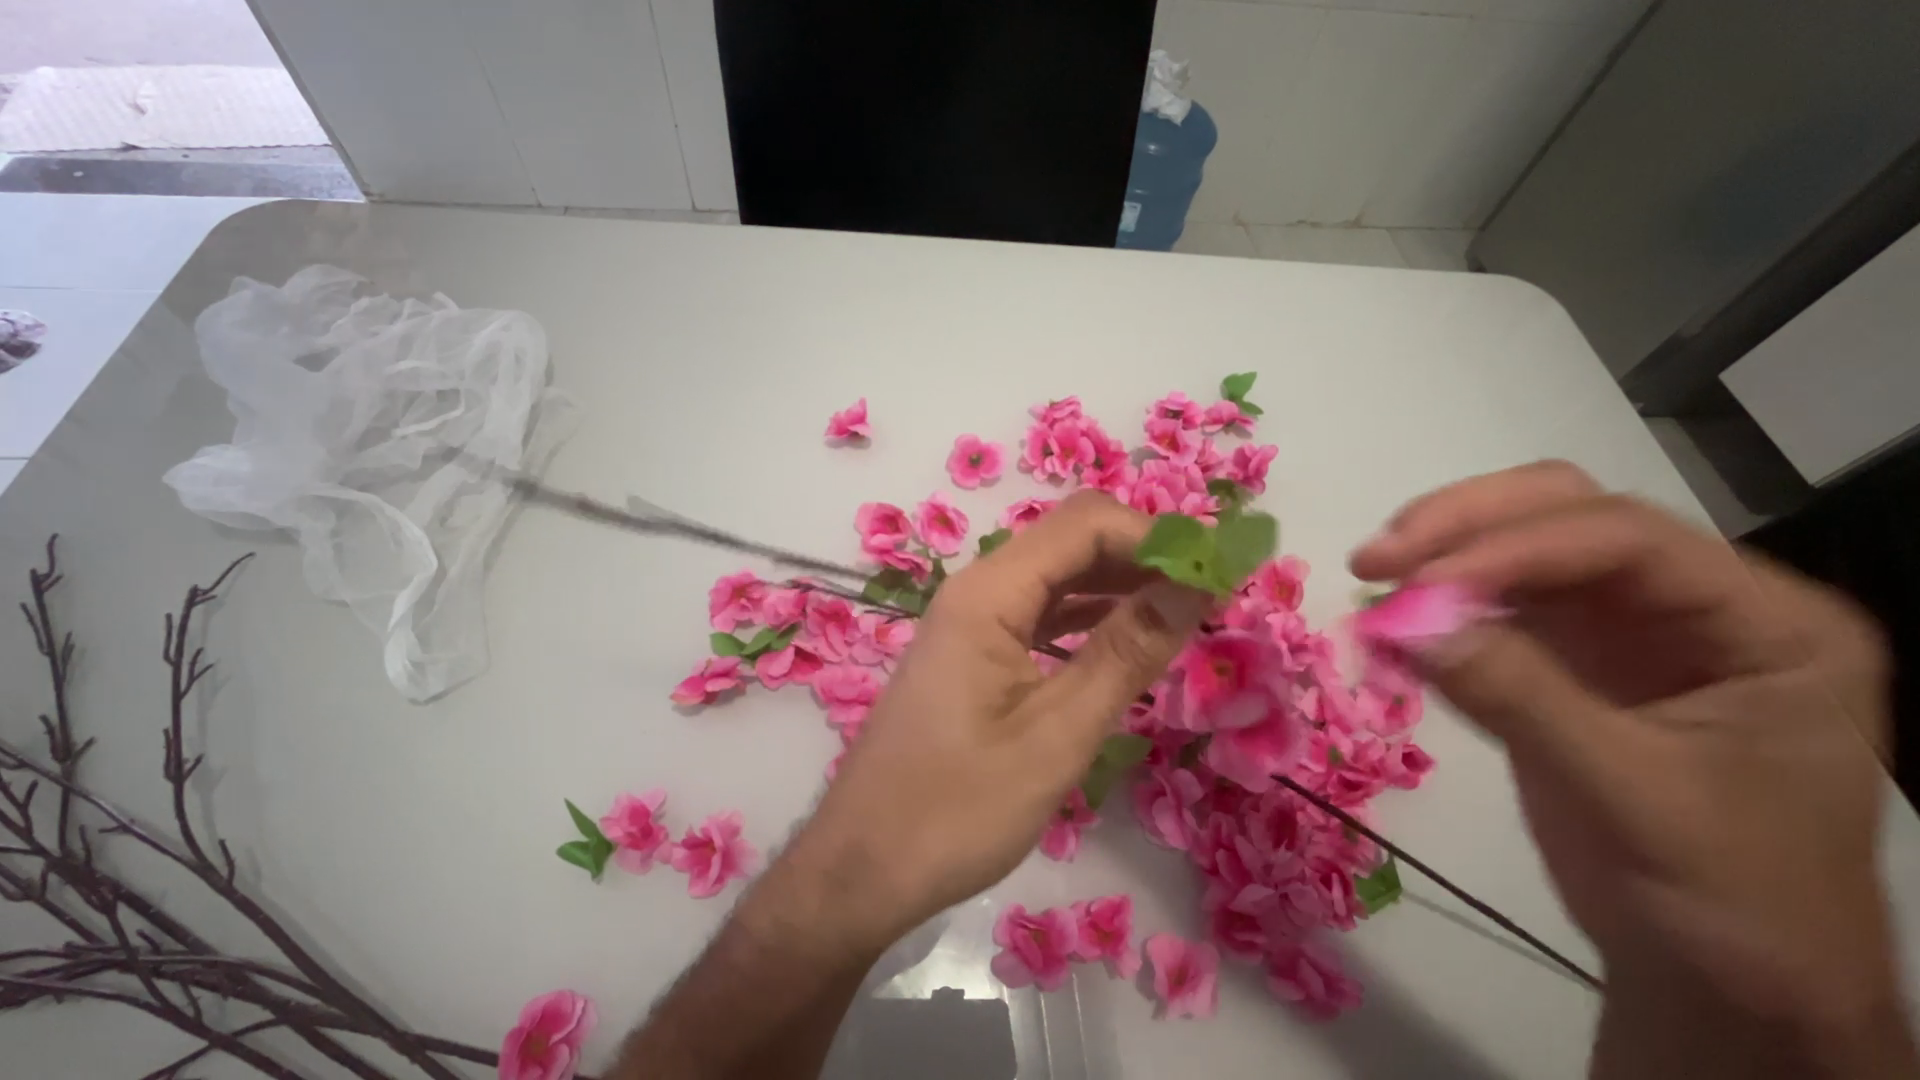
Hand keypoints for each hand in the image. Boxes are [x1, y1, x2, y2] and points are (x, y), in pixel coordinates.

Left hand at [785, 492, 1210, 953]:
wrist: (864, 866)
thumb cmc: (957, 808)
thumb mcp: (1057, 735)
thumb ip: (1126, 653)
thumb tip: (1195, 586)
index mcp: (989, 594)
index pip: (1087, 524)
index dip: (1158, 537)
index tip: (1221, 575)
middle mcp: (977, 591)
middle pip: (1071, 541)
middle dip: (1144, 557)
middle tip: (1214, 597)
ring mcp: (971, 623)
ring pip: (1058, 577)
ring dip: (1121, 586)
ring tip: (1188, 616)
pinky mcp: (973, 655)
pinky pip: (1040, 615)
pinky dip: (1089, 619)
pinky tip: (1130, 641)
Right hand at [1352, 461, 1910, 1073]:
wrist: (1721, 983)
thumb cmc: (1724, 898)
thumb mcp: (1629, 795)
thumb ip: (1518, 695)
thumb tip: (1397, 619)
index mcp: (1765, 622)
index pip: (1626, 540)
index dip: (1514, 547)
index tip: (1417, 582)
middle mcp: (1696, 602)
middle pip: (1569, 513)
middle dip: (1467, 526)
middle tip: (1377, 559)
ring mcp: (1629, 627)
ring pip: (1523, 547)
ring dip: (1443, 555)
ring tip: (1373, 580)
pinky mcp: (1570, 660)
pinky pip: (1494, 608)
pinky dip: (1437, 608)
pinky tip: (1389, 625)